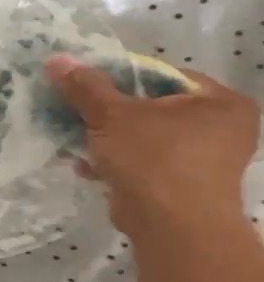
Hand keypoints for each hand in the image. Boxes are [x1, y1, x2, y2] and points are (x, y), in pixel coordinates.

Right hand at [46, 54, 260, 240]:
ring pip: (145, 134)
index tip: (82, 87)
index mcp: (221, 101)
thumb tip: (57, 59)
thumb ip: (85, 87)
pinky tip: (89, 166)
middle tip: (74, 112)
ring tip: (75, 140)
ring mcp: (208, 155)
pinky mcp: (187, 180)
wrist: (172, 222)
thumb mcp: (110, 115)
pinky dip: (117, 160)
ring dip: (106, 138)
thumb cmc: (152, 157)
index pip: (162, 76)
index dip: (118, 78)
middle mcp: (224, 125)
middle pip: (151, 106)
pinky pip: (146, 159)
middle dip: (107, 112)